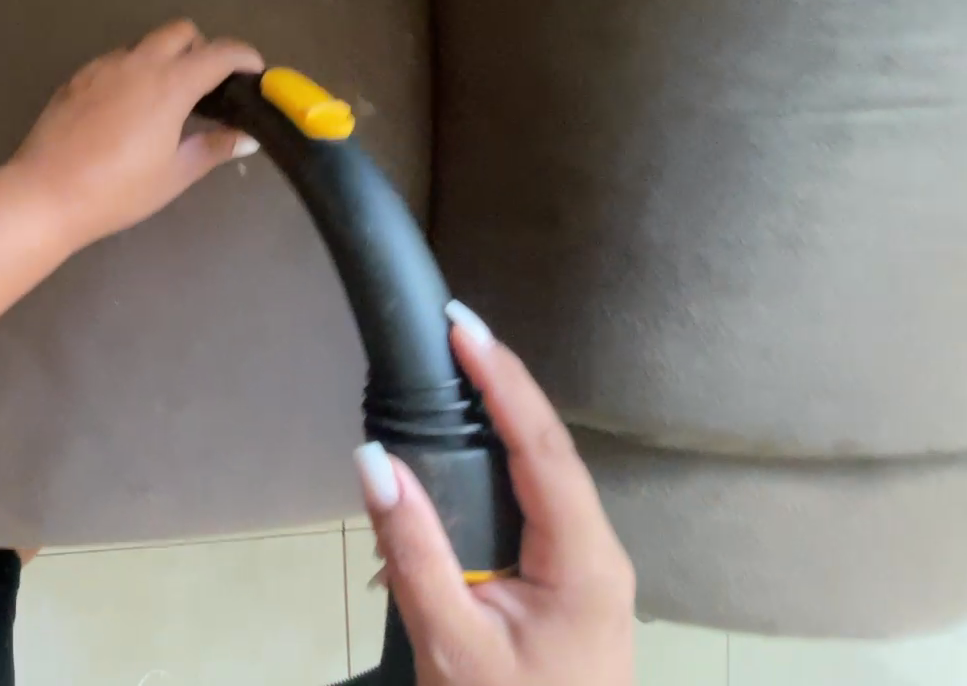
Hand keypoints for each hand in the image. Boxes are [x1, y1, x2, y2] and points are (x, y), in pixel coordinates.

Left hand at [9, 19, 262, 245]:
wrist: (45, 193)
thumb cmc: (117, 190)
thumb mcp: (174, 174)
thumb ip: (213, 148)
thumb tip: (247, 137)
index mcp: (169, 84)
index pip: (219, 52)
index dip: (244, 57)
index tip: (254, 72)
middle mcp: (137, 63)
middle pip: (180, 31)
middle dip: (201, 48)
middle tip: (206, 87)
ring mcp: (102, 66)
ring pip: (144, 44)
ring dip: (163, 58)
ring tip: (163, 101)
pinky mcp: (76, 78)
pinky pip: (114, 61)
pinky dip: (131, 72)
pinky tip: (125, 110)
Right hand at [355, 302, 636, 685]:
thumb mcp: (450, 640)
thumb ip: (411, 548)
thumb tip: (372, 456)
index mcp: (582, 562)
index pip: (541, 449)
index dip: (502, 381)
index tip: (459, 327)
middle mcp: (594, 549)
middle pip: (548, 444)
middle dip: (501, 379)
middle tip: (448, 329)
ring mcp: (582, 560)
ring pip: (539, 465)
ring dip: (498, 407)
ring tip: (452, 361)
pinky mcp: (560, 569)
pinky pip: (527, 490)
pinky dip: (493, 445)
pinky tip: (462, 429)